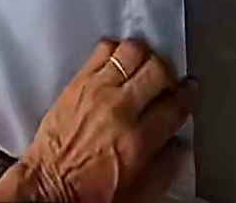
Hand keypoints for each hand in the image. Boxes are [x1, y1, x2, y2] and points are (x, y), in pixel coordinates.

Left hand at [0, 38, 193, 202]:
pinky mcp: (79, 79)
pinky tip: (118, 63)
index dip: (188, 95)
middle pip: (158, 69)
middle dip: (168, 73)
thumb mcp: (134, 196)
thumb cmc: (89, 195)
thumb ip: (163, 170)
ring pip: (133, 50)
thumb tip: (181, 144)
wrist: (45, 191)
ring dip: (144, 57)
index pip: (175, 106)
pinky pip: (104, 47)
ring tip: (142, 68)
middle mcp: (120, 109)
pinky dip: (116, 50)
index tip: (190, 91)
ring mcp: (98, 89)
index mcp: (137, 142)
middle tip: (167, 81)